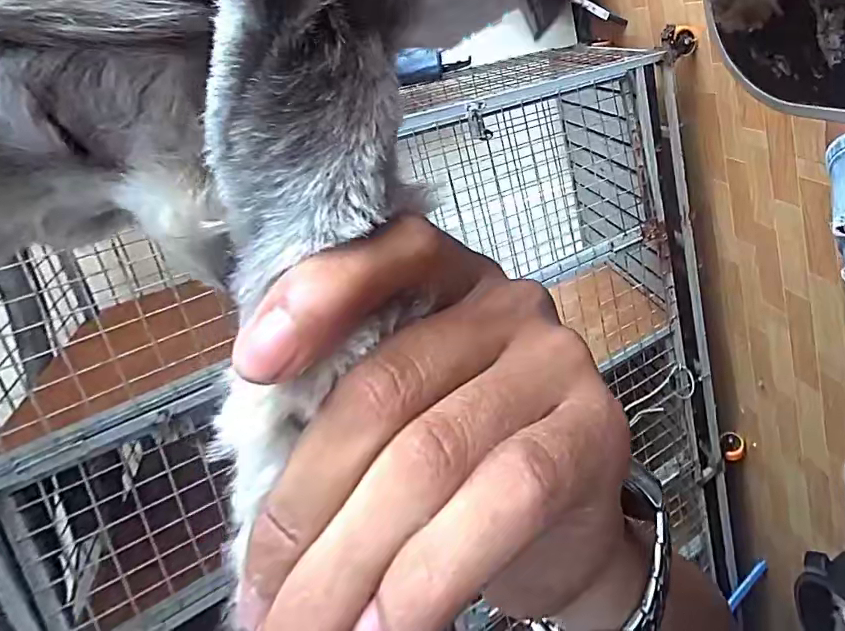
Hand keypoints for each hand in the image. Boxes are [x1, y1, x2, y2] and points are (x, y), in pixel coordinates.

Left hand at [230, 216, 639, 630]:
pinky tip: (384, 628)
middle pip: (389, 385)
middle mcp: (509, 304)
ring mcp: (557, 358)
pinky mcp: (594, 426)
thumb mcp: (402, 410)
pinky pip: (505, 495)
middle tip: (261, 600)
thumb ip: (342, 403)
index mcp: (455, 281)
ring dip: (348, 564)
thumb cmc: (464, 450)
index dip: (322, 291)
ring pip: (433, 453)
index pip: (395, 251)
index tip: (252, 366)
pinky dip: (430, 575)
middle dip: (304, 505)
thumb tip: (251, 468)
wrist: (568, 506)